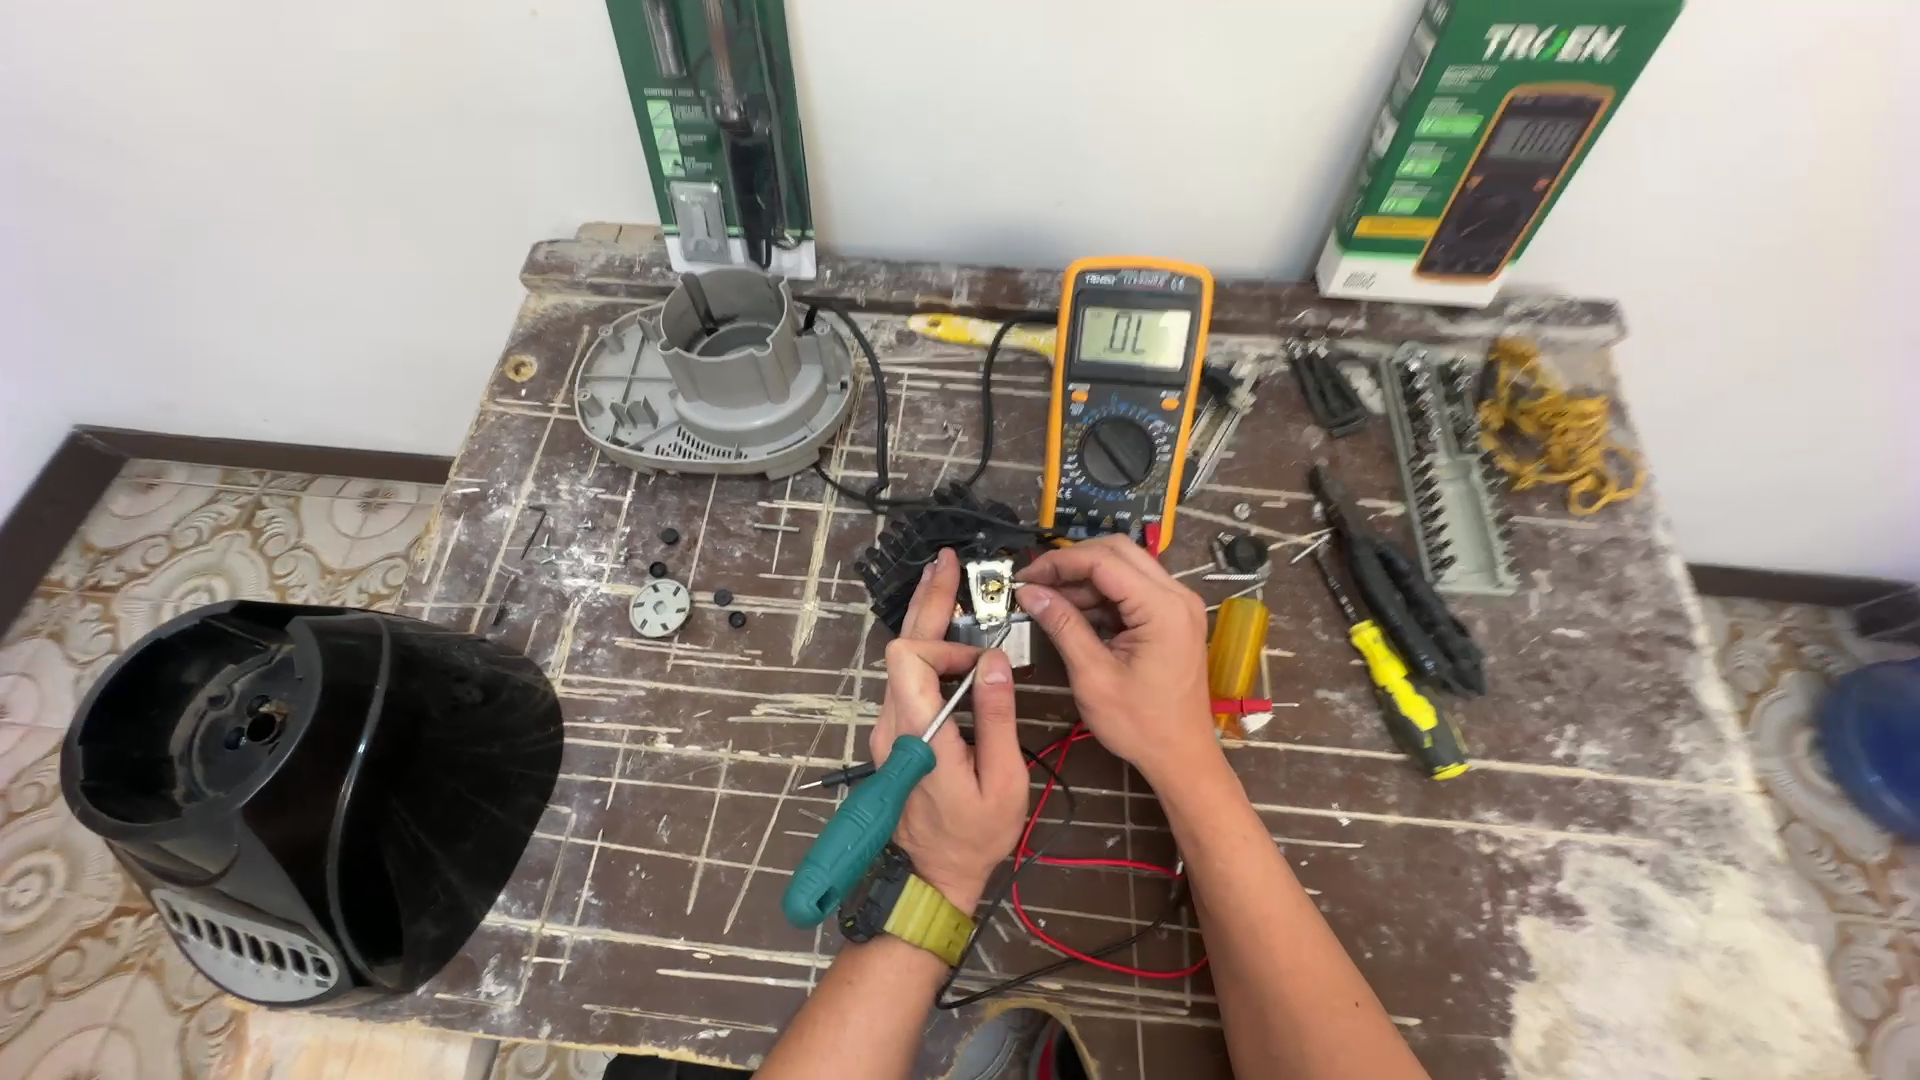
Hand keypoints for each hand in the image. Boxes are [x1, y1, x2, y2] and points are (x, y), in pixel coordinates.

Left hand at [870, 549, 1028, 910]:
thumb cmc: (973, 837)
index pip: (908, 657)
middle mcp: (891, 722)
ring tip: (950, 583)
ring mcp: (887, 726)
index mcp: (916, 733)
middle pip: (900, 645)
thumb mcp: (1002, 782)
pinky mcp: (893, 731)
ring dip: (927, 619)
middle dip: (927, 601)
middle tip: (948, 563)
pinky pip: (907, 677)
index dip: (943, 644)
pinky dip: (928, 648)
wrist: (930, 876)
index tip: (980, 662)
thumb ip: (997, 718)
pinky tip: (946, 630)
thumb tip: (993, 660)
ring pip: (900, 659)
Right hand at [1015, 535, 1218, 780]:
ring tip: (1048, 601)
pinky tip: (1073, 613)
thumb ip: (1063, 626)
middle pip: (1117, 551)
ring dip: (1084, 578)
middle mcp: (1176, 596)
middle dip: (1071, 562)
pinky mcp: (1171, 616)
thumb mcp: (1093, 676)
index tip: (1024, 577)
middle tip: (1035, 583)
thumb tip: (1029, 592)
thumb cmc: (1140, 724)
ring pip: (1123, 566)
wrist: (1181, 756)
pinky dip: (1100, 594)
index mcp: (1163, 608)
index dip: (1059, 563)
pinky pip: (1131, 588)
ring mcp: (1177, 604)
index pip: (1104, 560)